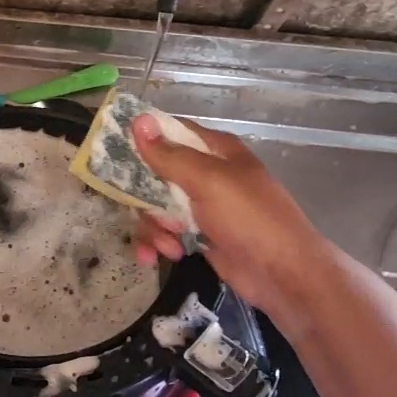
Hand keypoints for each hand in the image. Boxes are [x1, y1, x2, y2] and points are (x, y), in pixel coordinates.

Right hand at [128, 113, 335, 313]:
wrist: (285, 277)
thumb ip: (169, 155)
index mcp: (215, 151)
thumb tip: (138, 120)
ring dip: (152, 226)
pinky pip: (165, 232)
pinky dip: (158, 243)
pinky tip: (158, 257)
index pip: (169, 131)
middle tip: (145, 211)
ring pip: (156, 206)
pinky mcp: (199, 236)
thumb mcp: (207, 181)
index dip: (141, 138)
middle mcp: (207, 174)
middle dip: (144, 196)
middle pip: (155, 173)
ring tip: (166, 244)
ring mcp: (202, 207)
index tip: (110, 152)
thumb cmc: (250, 219)